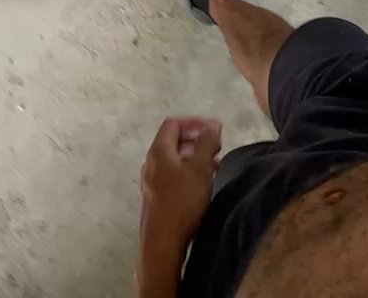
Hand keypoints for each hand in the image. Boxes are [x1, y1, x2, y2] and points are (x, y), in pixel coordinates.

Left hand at [139, 116, 221, 254]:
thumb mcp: (200, 169)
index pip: (173, 123)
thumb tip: (212, 123)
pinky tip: (202, 185)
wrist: (162, 245)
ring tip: (214, 167)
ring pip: (175, 160)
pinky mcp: (155, 198)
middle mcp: (151, 163)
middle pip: (174, 141)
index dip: (194, 122)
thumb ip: (207, 143)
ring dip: (195, 158)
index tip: (213, 130)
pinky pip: (173, 175)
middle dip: (197, 140)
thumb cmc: (182, 202)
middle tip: (217, 148)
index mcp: (158, 151)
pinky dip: (188, 172)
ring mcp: (151, 182)